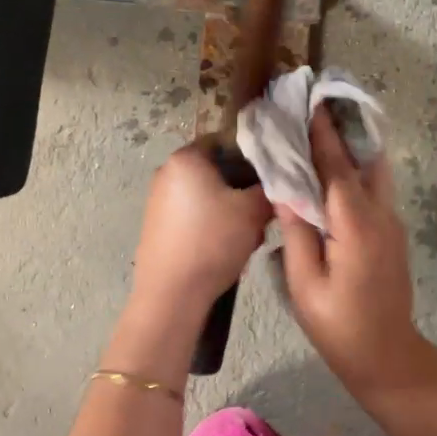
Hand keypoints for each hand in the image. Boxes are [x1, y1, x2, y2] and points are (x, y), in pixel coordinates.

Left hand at [131, 146, 272, 312]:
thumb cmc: (212, 241)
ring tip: (248, 237)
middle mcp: (167, 171)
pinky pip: (194, 214)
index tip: (270, 178)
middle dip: (242, 189)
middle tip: (261, 213)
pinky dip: (213, 225)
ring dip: (231, 210)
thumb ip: (269, 190)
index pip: (224, 141)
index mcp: (185, 157)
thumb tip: (279, 183)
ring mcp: (158, 199)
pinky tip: (227, 249)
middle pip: (216, 170)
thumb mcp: (252, 212)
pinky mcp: (158, 224)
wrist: (171, 294)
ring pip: (207, 195)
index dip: (252, 157)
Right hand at [278, 107, 424, 391]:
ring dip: (352, 145)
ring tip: (324, 125)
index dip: (322, 134)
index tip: (310, 102)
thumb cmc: (339, 326)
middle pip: (364, 159)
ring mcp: (391, 222)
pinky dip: (356, 166)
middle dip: (343, 129)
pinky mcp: (391, 232)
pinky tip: (334, 166)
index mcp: (356, 225)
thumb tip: (285, 188)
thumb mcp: (305, 284)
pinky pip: (374, 187)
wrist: (388, 359)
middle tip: (318, 103)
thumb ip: (297, 231)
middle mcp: (380, 214)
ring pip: (374, 170)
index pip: (337, 167)